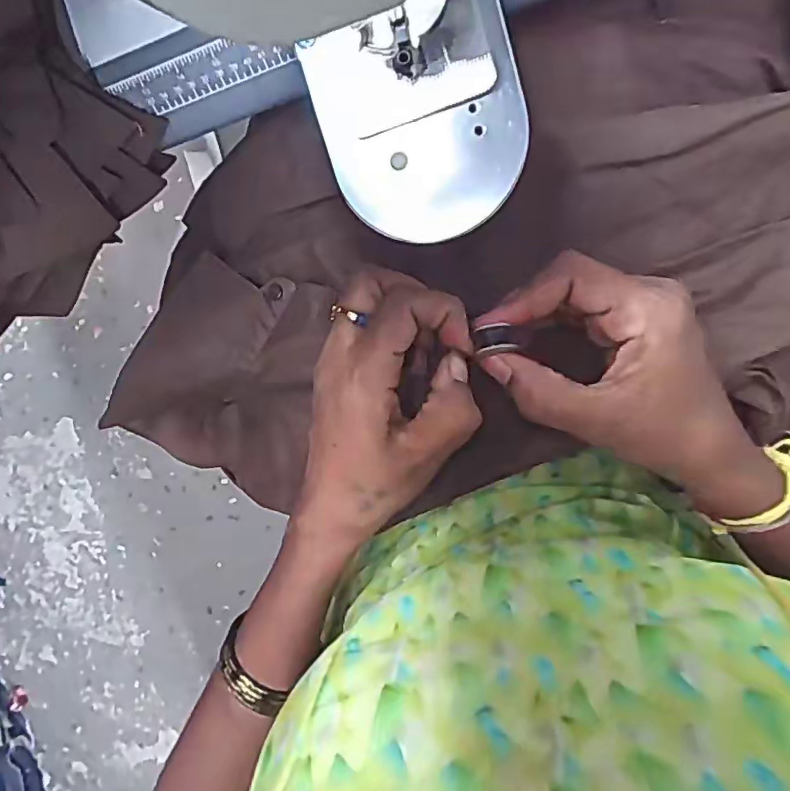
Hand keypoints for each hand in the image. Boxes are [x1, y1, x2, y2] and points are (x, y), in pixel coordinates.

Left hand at [292, 269, 482, 551]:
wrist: (329, 509)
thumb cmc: (376, 485)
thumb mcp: (430, 449)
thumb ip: (456, 398)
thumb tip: (456, 361)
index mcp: (362, 370)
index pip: (403, 301)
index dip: (443, 310)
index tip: (461, 348)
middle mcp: (338, 352)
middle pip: (370, 281)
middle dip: (416, 294)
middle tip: (440, 333)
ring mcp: (328, 357)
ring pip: (360, 298)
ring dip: (401, 310)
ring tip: (425, 352)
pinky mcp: (329, 368)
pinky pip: (357, 323)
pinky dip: (387, 328)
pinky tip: (407, 367)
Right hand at [474, 251, 779, 514]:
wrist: (710, 453)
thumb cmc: (662, 436)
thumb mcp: (594, 418)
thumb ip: (537, 390)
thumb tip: (489, 361)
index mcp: (648, 306)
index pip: (572, 275)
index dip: (524, 297)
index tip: (489, 329)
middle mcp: (649, 291)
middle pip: (572, 277)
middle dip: (527, 305)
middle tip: (492, 337)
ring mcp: (646, 301)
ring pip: (576, 289)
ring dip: (537, 312)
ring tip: (504, 340)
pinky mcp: (639, 316)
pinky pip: (586, 306)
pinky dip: (554, 321)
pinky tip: (530, 340)